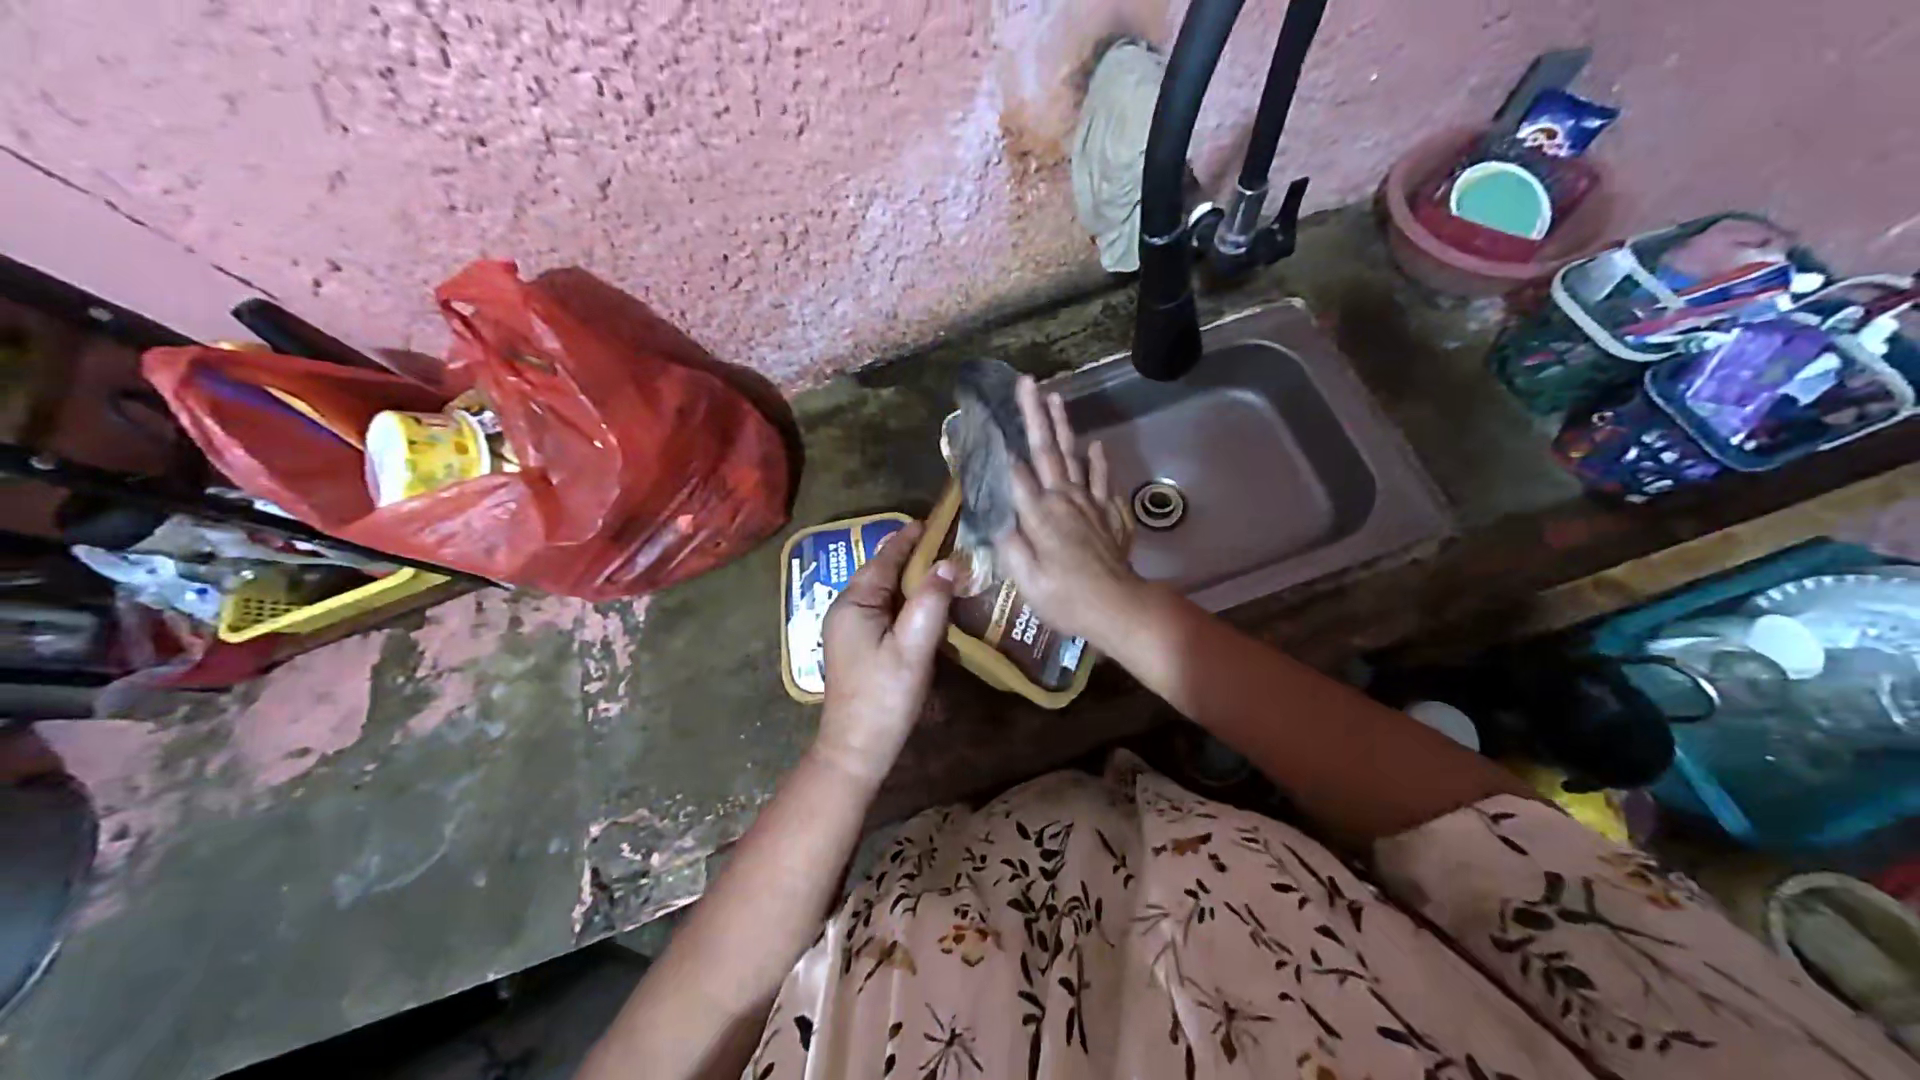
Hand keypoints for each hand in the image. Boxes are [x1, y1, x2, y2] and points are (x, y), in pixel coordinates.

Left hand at [816, 522, 955, 784]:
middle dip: (910, 556)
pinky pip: (882, 609)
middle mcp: (846, 609)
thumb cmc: (884, 697)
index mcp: (854, 603)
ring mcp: (849, 629)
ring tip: (940, 566)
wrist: (856, 749)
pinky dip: (904, 599)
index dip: (909, 540)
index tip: (933, 522)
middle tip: (945, 543)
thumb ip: (930, 602)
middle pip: (881, 572)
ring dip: (909, 578)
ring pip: (883, 592)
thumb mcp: (913, 647)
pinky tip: (924, 604)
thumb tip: (949, 563)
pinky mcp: (857, 646)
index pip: (885, 559)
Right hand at [994, 376, 1142, 643]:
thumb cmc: (1064, 597)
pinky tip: (1096, 446)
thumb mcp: (1025, 578)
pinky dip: (1099, 461)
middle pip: (1047, 449)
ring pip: (1075, 456)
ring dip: (1065, 425)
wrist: (1119, 607)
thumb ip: (1009, 539)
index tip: (992, 414)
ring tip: (1057, 398)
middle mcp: (1064, 498)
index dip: (1003, 443)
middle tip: (1027, 382)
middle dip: (1035, 414)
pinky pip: (1103, 480)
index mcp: (1040, 514)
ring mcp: (1090, 503)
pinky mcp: (1109, 514)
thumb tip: (997, 506)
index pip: (1016, 470)